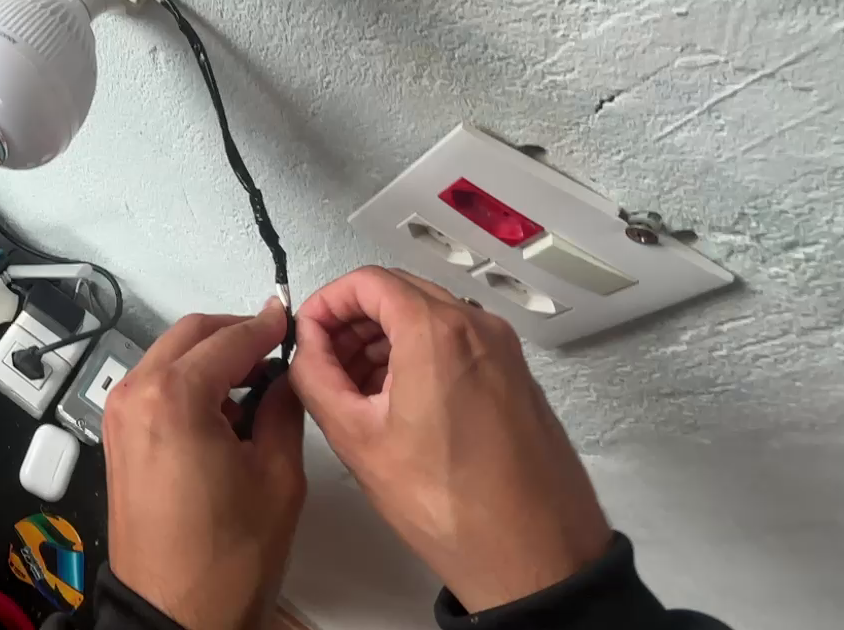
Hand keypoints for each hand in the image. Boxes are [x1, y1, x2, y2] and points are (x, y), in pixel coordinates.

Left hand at [103, 299, 304, 629]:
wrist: (172, 616)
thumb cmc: (222, 562)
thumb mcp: (277, 478)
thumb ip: (283, 410)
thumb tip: (284, 377)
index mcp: (174, 397)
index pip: (227, 339)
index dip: (264, 326)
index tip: (286, 318)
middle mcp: (136, 393)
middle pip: (190, 334)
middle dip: (234, 333)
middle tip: (273, 346)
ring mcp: (120, 412)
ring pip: (169, 354)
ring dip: (209, 356)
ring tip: (253, 380)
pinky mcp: (118, 433)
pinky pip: (155, 382)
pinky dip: (187, 380)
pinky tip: (221, 405)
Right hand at [290, 266, 611, 612]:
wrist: (538, 562)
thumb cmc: (448, 503)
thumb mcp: (354, 436)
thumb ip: (313, 374)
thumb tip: (305, 344)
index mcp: (436, 332)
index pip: (365, 280)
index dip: (325, 302)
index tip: (308, 335)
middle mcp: (476, 326)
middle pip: (395, 290)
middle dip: (351, 319)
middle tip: (325, 359)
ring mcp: (502, 348)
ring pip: (424, 312)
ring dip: (381, 335)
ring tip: (355, 384)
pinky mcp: (514, 372)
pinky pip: (453, 338)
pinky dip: (415, 350)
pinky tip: (396, 396)